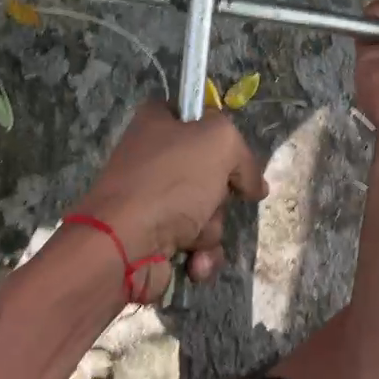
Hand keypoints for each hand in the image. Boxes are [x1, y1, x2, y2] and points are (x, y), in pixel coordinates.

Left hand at [72, 100, 267, 301]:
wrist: (124, 243)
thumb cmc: (170, 180)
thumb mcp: (220, 142)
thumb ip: (244, 155)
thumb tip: (254, 185)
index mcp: (157, 122)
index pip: (197, 116)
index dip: (219, 136)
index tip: (231, 155)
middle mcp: (152, 157)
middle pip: (210, 171)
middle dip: (219, 194)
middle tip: (211, 198)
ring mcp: (152, 199)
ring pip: (207, 211)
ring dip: (209, 228)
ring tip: (192, 234)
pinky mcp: (154, 237)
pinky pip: (195, 244)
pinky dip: (199, 255)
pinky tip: (193, 262)